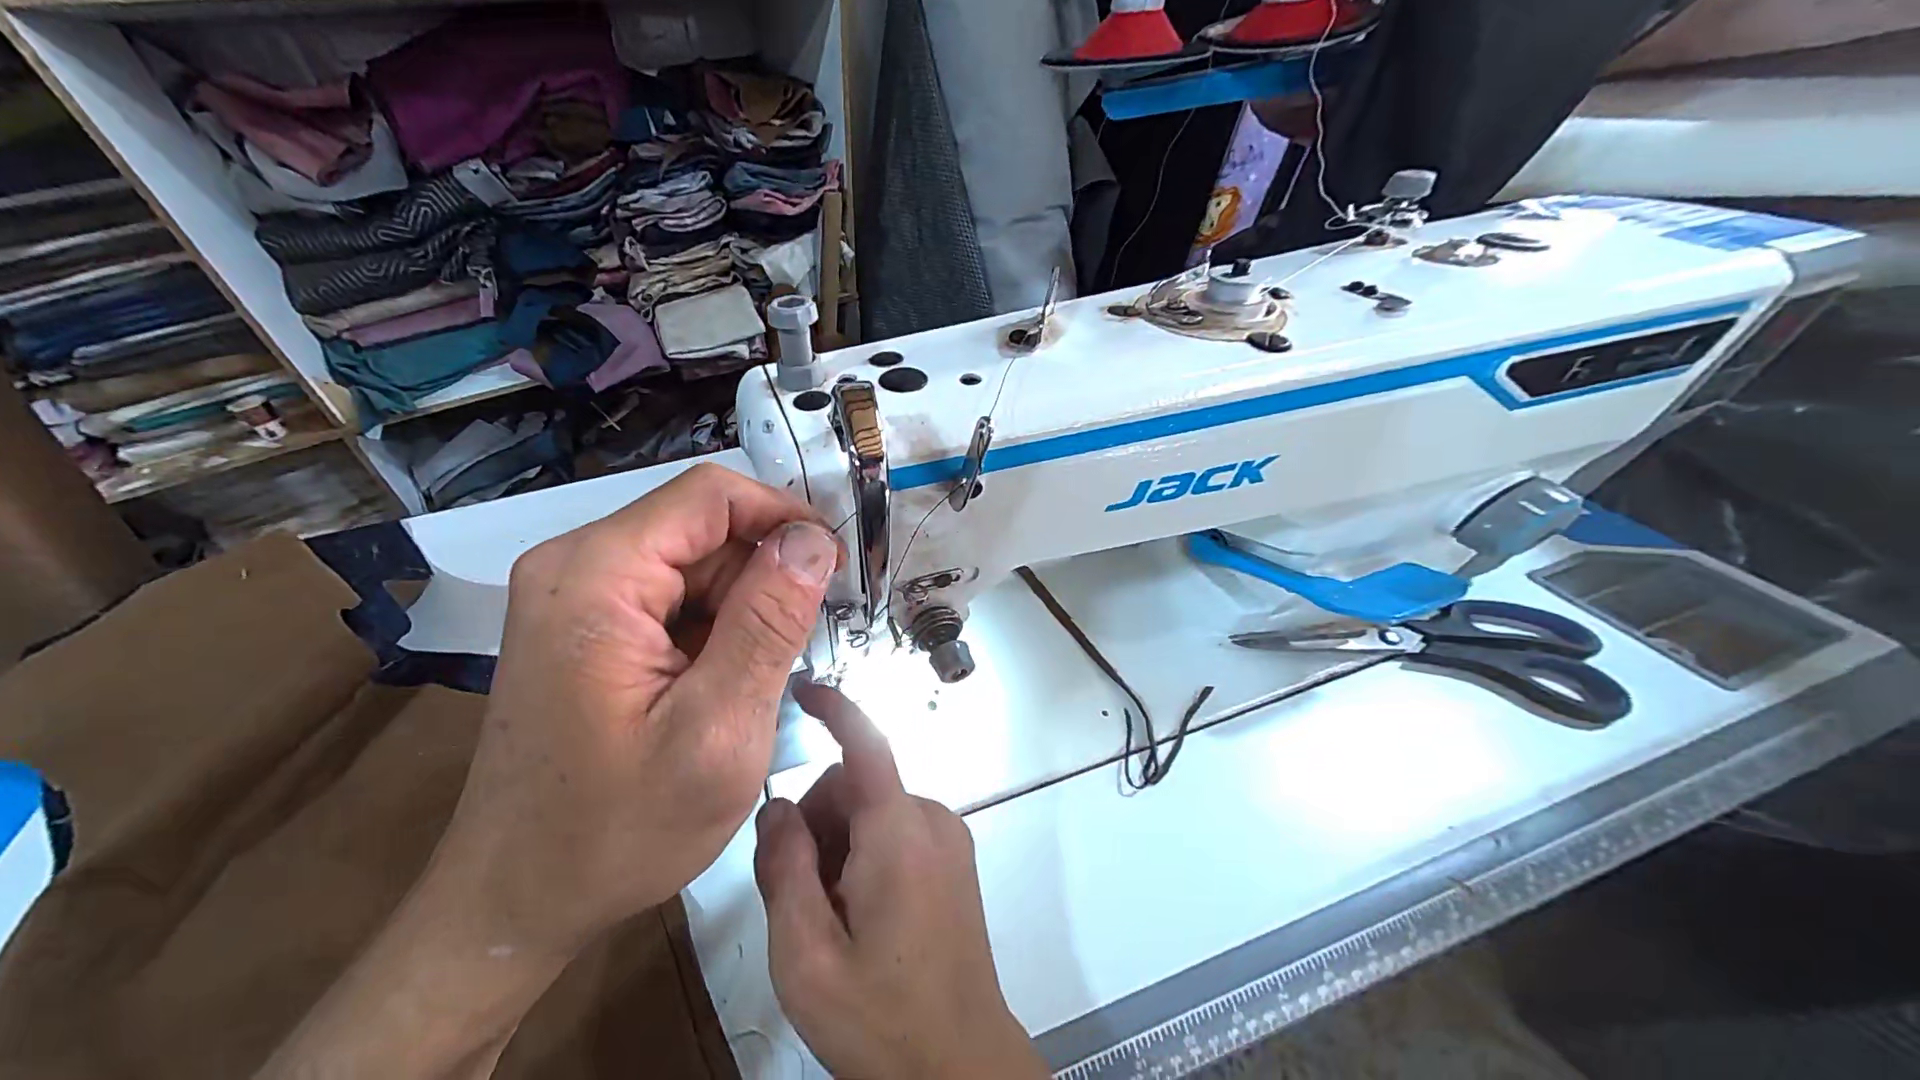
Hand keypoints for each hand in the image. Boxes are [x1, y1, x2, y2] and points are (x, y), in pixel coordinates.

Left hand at [438, 463, 841, 952]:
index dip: (784, 517)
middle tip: (803, 645)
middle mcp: (575, 566)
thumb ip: (768, 623)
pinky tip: (725, 683)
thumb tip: (812, 539)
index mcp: (596, 576)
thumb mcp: (718, 729)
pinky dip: (716, 628)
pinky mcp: (586, 626)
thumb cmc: (617, 830)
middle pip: (702, 528)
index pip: (711, 495)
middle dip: (765, 574)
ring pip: (694, 563)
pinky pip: (672, 597)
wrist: (518, 900)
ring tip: (759, 678)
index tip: (835, 571)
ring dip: (744, 607)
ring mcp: (576, 596)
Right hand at [755, 685, 1047, 1079]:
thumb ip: (783, 869)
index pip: (865, 744)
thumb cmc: (881, 1017)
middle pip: (853, 787)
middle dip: (817, 824)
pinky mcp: (953, 858)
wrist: (959, 1064)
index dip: (834, 708)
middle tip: (800, 898)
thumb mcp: (806, 955)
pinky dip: (864, 853)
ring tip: (831, 917)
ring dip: (837, 846)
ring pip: (870, 809)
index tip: (802, 689)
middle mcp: (931, 819)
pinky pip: (894, 830)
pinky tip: (859, 913)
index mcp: (899, 832)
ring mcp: (948, 838)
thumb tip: (776, 806)